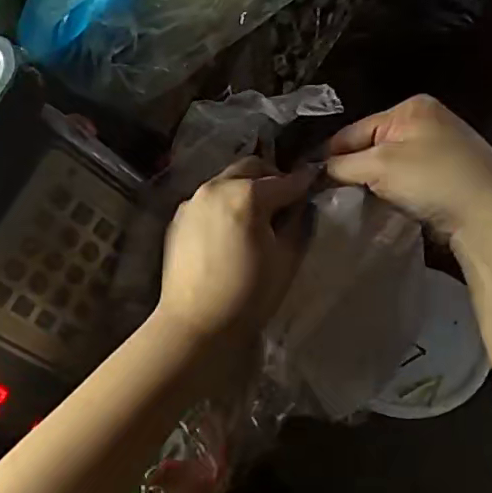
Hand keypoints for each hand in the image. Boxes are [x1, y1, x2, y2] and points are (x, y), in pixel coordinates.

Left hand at [156, 158, 317, 341]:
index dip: (304, 185)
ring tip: (257, 216)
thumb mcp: (285, 258)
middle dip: (271, 179)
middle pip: (250, 169)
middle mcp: (214, 188)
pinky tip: (230, 229)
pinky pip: (207, 202)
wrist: (194, 323)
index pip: (285, 181)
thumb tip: (298, 204)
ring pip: (225, 182)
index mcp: (245, 194)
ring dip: (244, 190)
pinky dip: (223, 205)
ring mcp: (191, 203)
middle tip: (284, 202)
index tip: (314, 187)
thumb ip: (297, 222)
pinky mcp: (177, 220)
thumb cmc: (247, 295)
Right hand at [324, 95, 491, 241]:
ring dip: (368, 184)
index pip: (350, 132)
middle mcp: (424, 119)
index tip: (308, 186)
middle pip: (366, 147)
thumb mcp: (378, 166)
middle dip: (349, 171)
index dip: (328, 158)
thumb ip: (340, 165)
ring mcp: (436, 146)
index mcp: (410, 107)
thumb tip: (313, 172)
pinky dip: (388, 192)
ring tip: (352, 205)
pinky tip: (382, 206)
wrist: (487, 215)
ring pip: (382, 165)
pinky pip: (400, 179)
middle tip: (328, 198)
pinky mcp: (442, 173)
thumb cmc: (432, 180)